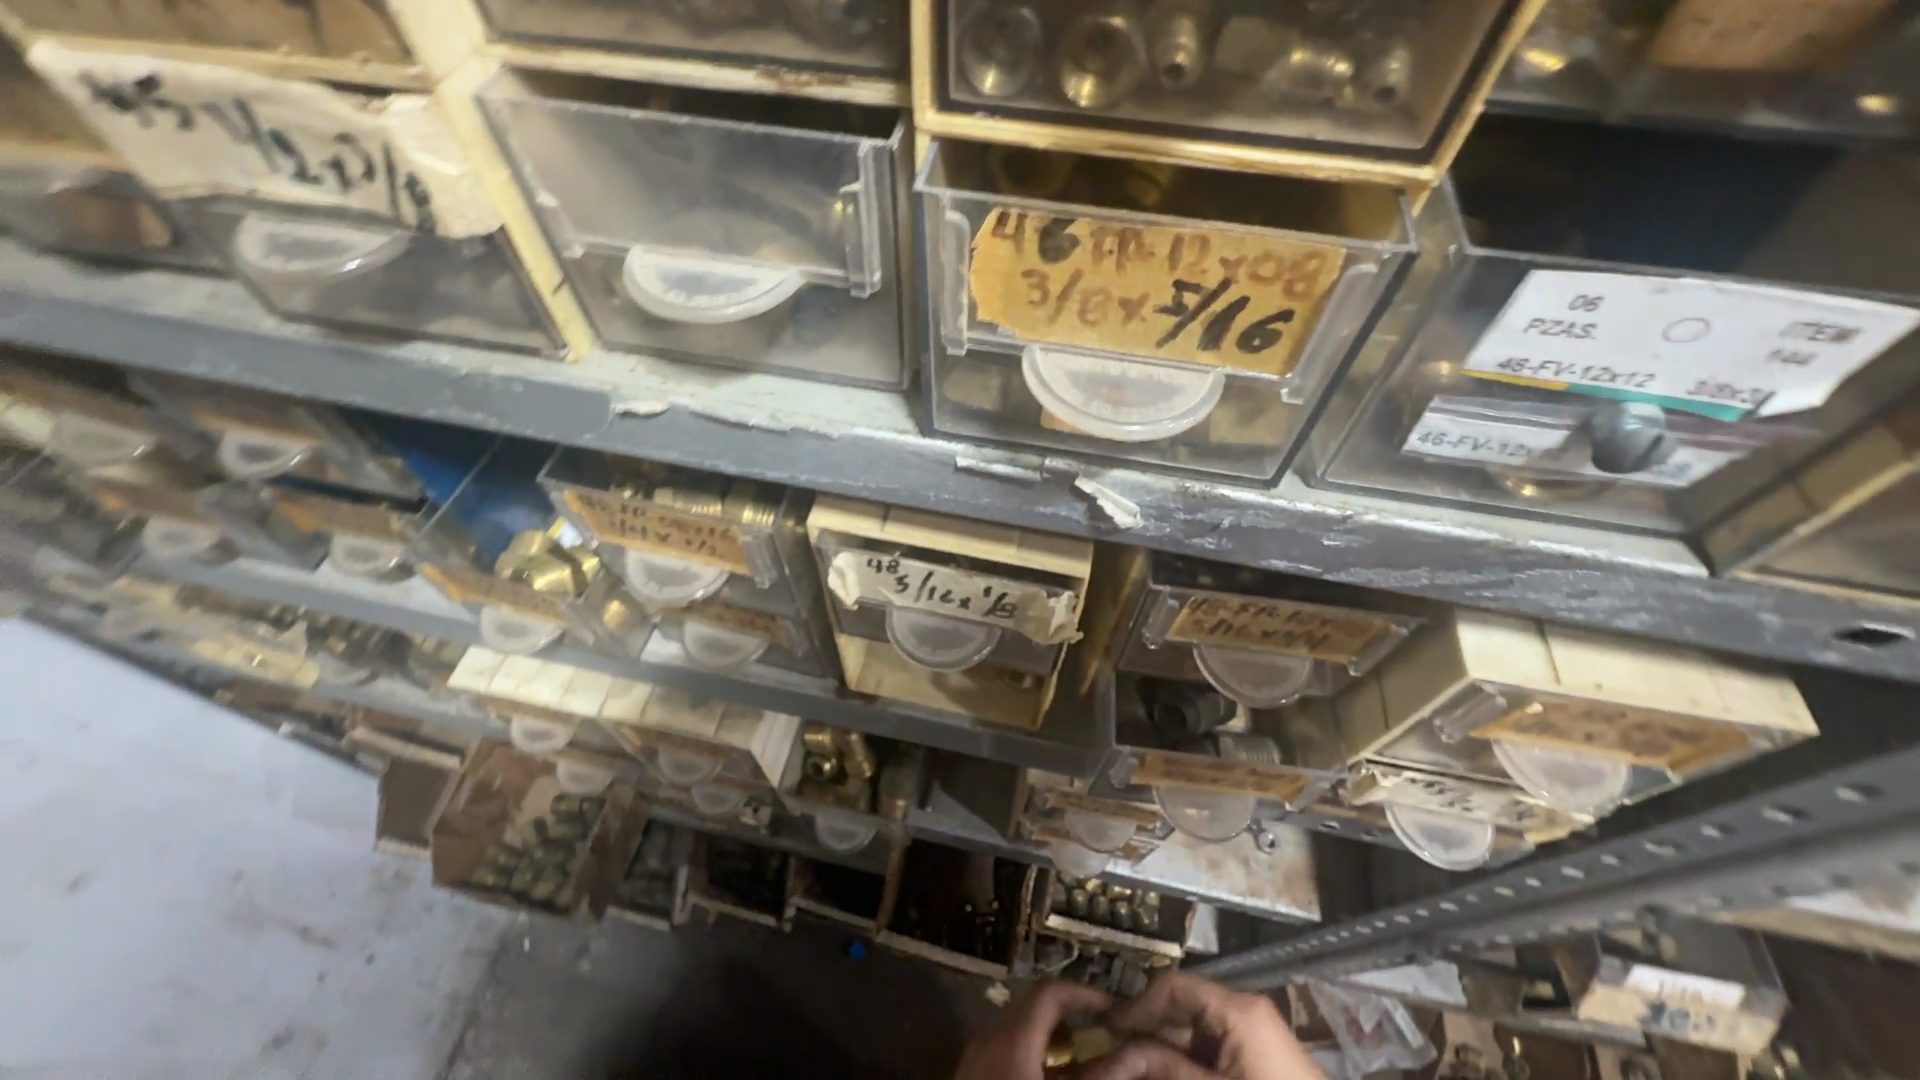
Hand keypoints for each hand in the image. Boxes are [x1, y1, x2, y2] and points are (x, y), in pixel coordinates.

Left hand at [954, 981, 1112, 1079]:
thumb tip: (1133, 1058)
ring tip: (1085, 1064)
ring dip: (1053, 1039)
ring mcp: (975, 1057)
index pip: (1050, 993)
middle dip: (1072, 1018)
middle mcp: (989, 1037)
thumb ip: (1098, 1078)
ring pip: (1019, 1029)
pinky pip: (1006, 1050)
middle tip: (1105, 1037)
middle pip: (1034, 1007)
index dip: (1085, 995)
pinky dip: (1033, 1055)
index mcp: (1013, 1039)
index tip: (1114, 1012)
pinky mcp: (971, 1076)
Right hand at [1085, 973, 1323, 1079]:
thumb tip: (1116, 1054)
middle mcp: (1245, 1009)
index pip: (1173, 987)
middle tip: (1114, 1056)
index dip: (1136, 1005)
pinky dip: (1189, 1061)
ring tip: (1136, 1069)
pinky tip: (1168, 1075)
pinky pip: (1214, 1049)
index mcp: (1237, 1009)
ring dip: (1165, 1049)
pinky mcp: (1261, 1057)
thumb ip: (1165, 1069)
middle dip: (1148, 1031)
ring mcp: (1255, 1032)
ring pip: (1196, 1031)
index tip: (1105, 1029)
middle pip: (1183, 1007)